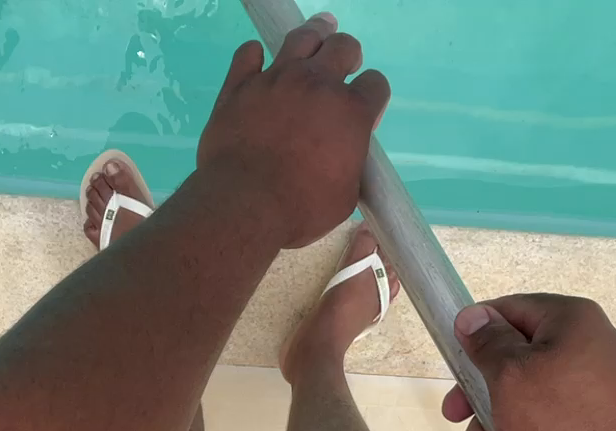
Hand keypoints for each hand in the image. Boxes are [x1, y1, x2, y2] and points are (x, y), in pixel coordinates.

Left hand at [197, 14, 390, 248]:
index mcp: (351, 113)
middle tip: (343, 65)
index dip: (371, 97)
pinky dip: (254, 57)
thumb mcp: (343, 201)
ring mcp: (277, 79)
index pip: (376, 85)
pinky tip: (257, 64)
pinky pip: (248, 54)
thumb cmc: (300, 210)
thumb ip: (349, 171)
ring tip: (315, 39)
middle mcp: (317, 84)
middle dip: (347, 54)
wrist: (244, 205)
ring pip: (301, 37)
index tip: (362, 112)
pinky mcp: (239, 87)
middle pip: (342, 47)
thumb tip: (344, 166)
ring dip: (312, 35)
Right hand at [441, 294, 615, 430]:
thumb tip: (472, 315)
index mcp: (572, 321)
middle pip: (513, 360)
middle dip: (477, 396)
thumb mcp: (510, 376)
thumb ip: (487, 343)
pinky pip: (545, 422)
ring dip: (491, 429)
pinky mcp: (593, 420)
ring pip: (524, 397)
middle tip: (454, 418)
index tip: (452, 361)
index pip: (512, 309)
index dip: (477, 332)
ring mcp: (593, 385)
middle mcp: (587, 345)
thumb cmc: (558, 420)